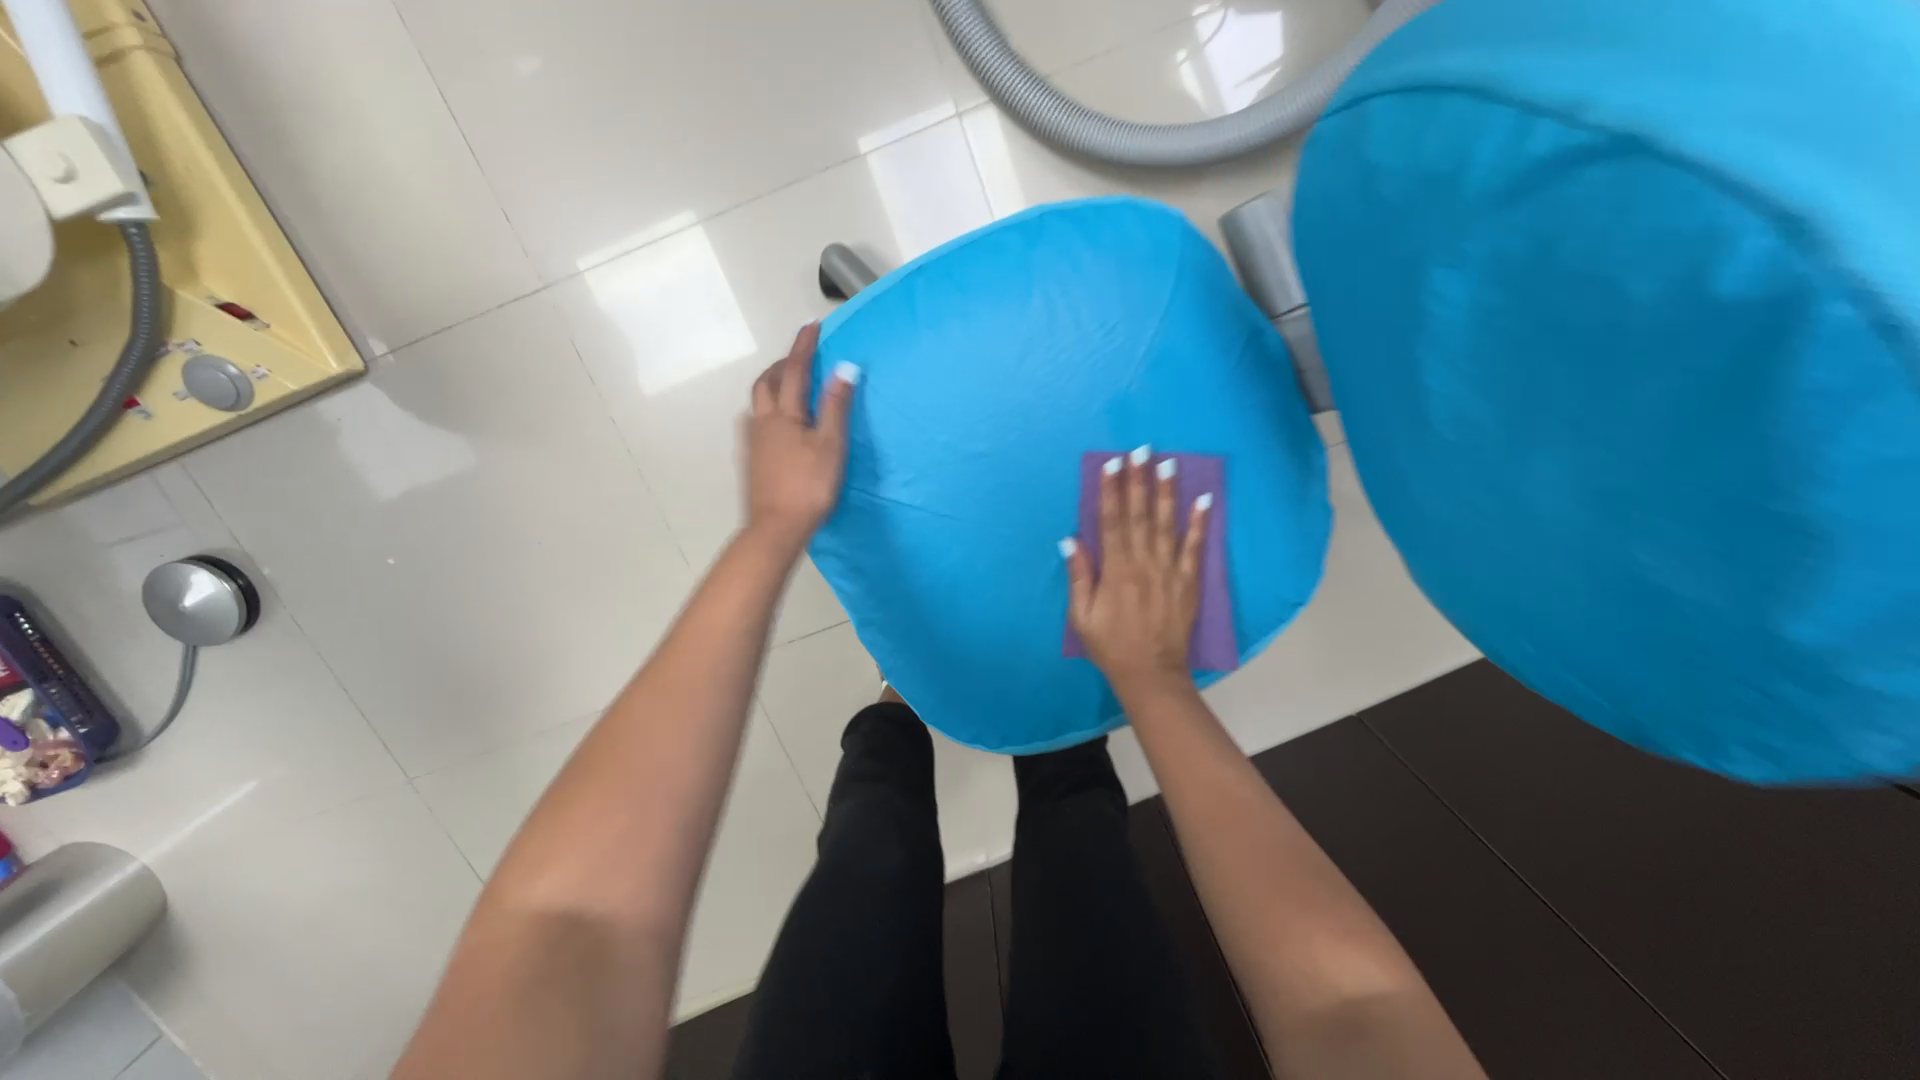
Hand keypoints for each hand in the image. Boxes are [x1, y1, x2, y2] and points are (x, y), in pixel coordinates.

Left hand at [743, 323, 858, 556]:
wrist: (775, 529)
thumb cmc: (808, 487)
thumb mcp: (830, 445)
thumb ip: (835, 406)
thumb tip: (843, 368)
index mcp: (784, 414)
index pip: (794, 370)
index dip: (804, 347)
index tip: (812, 326)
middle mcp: (762, 422)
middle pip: (766, 382)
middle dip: (782, 365)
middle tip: (799, 358)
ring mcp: (752, 442)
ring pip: (756, 403)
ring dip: (771, 386)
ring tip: (787, 386)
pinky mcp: (750, 461)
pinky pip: (753, 423)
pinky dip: (765, 411)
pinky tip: (773, 424)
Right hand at [1064, 448, 1211, 700]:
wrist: (1151, 674)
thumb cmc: (1110, 646)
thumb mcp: (1082, 616)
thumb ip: (1079, 577)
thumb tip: (1071, 540)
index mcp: (1115, 571)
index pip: (1112, 522)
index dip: (1111, 491)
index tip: (1112, 464)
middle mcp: (1143, 564)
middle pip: (1140, 515)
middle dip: (1139, 481)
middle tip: (1141, 450)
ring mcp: (1169, 571)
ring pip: (1167, 524)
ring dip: (1167, 492)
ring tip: (1168, 463)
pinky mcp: (1189, 582)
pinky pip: (1194, 547)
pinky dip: (1199, 523)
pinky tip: (1203, 500)